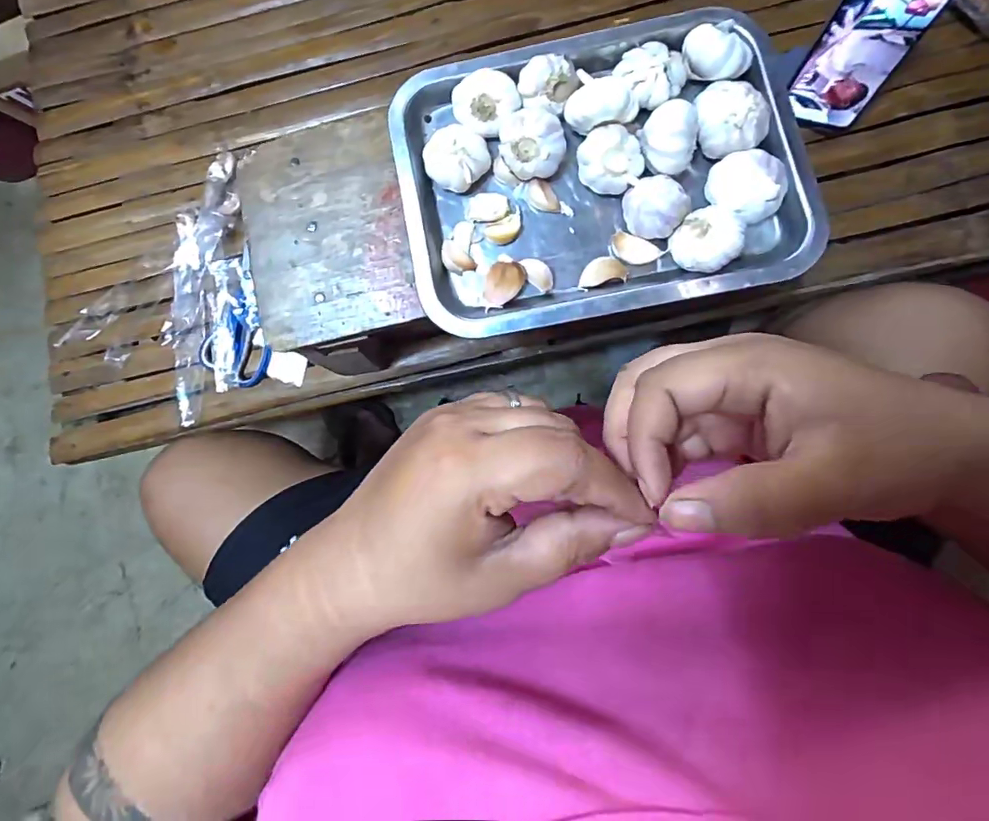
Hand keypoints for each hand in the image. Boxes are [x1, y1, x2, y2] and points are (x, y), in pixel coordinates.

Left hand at [296, 393, 654, 633]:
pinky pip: (506, 407)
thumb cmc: (420, 582)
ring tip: (576, 493)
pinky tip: (532, 468)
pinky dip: (533, 431)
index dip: (611, 486)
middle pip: (554, 426)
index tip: (639, 519)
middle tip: (610, 512)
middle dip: (592, 468)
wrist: (349, 562)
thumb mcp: (499, 578)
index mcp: (468, 464)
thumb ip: (567, 545)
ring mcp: (448, 410)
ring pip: (534, 410)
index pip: (564, 455)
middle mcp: (459, 421)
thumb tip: (628, 524)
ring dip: (564, 447)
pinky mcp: (442, 412)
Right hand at [601, 334, 988, 535]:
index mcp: (742, 361)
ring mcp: (727, 384)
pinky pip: (680, 423)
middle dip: (627, 431)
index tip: (656, 501)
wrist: (950, 451)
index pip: (658, 386)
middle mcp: (724, 362)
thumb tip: (668, 516)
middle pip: (642, 379)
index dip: (641, 439)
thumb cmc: (894, 453)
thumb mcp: (828, 482)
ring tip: (651, 493)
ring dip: (641, 443)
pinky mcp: (733, 410)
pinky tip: (673, 488)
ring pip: (653, 399)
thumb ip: (749, 501)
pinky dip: (665, 454)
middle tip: (638, 490)